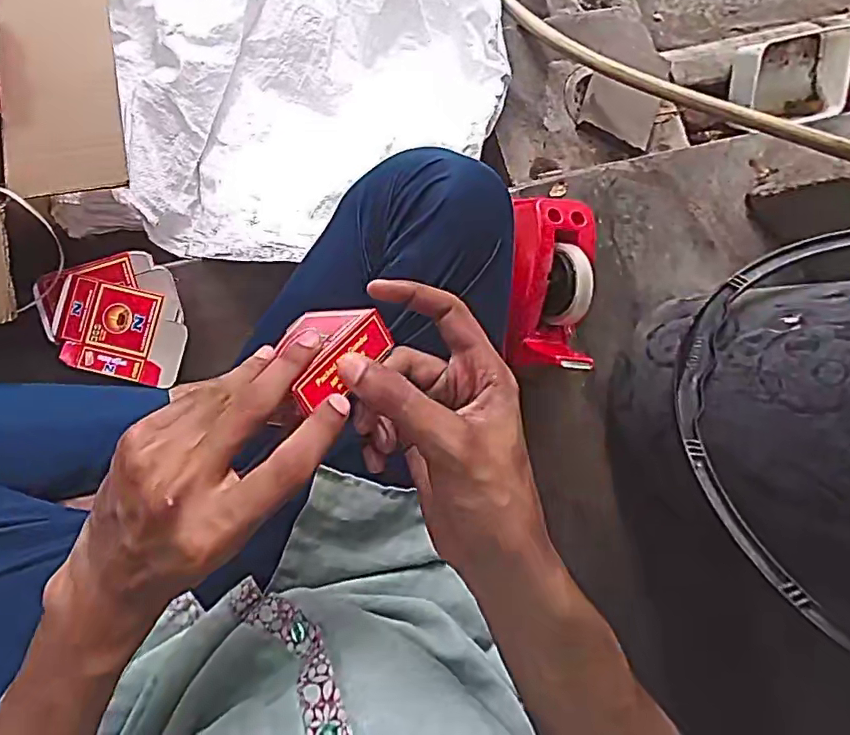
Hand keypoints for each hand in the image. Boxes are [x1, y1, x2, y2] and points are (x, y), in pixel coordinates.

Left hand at [45, 334, 350, 640]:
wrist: (111, 566)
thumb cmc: (179, 557)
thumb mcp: (234, 537)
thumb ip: (267, 482)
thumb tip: (298, 423)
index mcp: (217, 525)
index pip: (280, 470)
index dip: (315, 432)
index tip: (337, 402)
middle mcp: (183, 485)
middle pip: (245, 413)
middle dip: (283, 371)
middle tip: (309, 344)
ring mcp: (155, 454)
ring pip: (217, 396)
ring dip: (254, 371)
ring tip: (280, 354)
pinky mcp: (138, 433)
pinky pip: (190, 398)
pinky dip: (220, 385)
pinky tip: (239, 376)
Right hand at [339, 280, 551, 581]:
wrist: (496, 559)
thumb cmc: (495, 500)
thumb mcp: (448, 442)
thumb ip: (400, 401)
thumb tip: (354, 365)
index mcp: (482, 374)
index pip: (449, 315)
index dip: (414, 296)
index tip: (377, 290)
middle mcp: (458, 387)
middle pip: (404, 360)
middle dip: (378, 380)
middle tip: (361, 405)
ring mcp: (436, 413)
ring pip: (389, 390)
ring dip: (374, 411)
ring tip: (376, 440)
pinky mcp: (419, 437)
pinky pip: (386, 418)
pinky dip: (376, 432)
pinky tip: (378, 454)